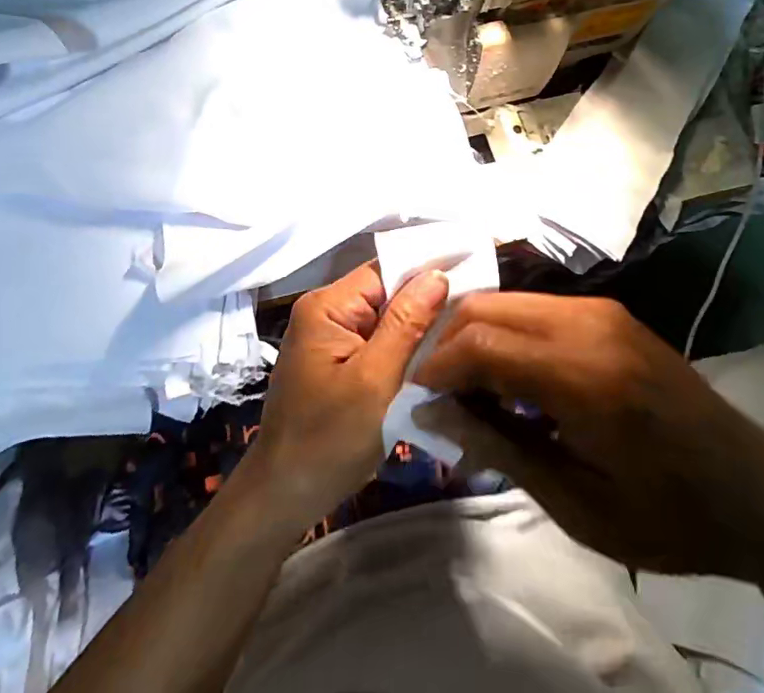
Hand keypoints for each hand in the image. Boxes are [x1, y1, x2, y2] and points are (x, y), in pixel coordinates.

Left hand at [237, 262, 448, 533]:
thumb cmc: (330, 439)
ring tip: (464, 335)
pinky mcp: (336, 364)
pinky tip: (432, 360)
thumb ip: (407, 324)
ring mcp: (328, 340)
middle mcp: (324, 313)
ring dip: (417, 329)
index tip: (475, 278)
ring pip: (384, 319)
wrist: (286, 493)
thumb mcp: (376, 381)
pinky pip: (376, 343)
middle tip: (477, 313)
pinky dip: (402, 350)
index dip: (427, 273)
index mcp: (326, 307)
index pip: (385, 271)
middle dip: (427, 303)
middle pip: (385, 293)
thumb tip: (438, 274)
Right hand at [411, 293, 763, 577]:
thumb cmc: (669, 517)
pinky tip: (511, 382)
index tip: (414, 400)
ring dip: (476, 340)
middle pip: (486, 308)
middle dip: (448, 347)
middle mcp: (589, 324)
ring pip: (508, 304)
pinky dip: (508, 338)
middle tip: (437, 396)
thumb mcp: (575, 502)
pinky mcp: (611, 317)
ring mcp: (603, 313)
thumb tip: (432, 416)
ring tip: (470, 393)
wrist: (761, 498)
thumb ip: (497, 447)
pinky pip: (536, 312)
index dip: (435, 368)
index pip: (479, 343)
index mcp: (583, 374)